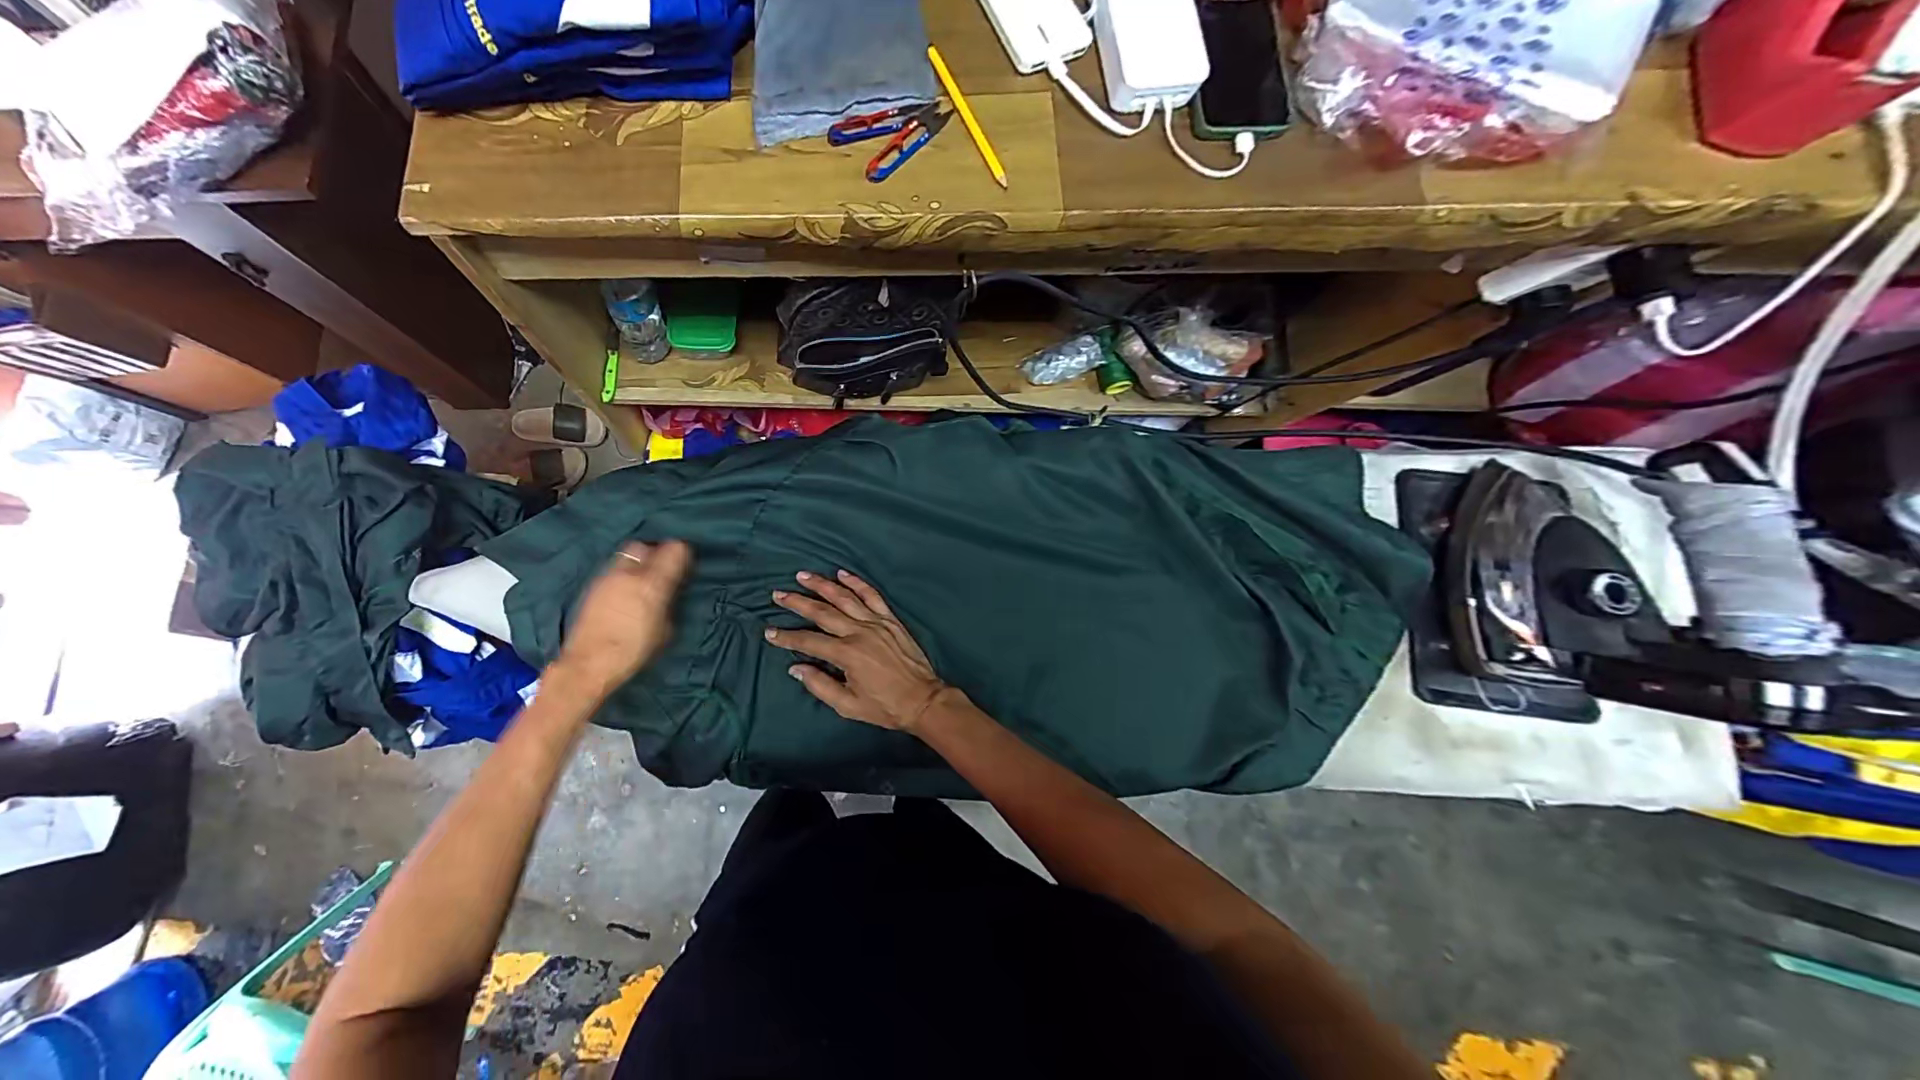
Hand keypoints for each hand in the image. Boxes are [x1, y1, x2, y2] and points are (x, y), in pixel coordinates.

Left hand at [553, 540, 691, 698]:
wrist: (589, 664)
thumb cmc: (633, 651)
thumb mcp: (664, 629)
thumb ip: (668, 602)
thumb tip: (670, 591)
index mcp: (652, 584)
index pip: (673, 551)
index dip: (682, 552)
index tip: (686, 560)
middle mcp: (628, 574)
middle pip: (644, 546)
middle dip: (655, 552)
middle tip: (662, 566)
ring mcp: (607, 579)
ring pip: (625, 555)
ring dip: (637, 562)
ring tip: (643, 578)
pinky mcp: (592, 587)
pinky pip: (613, 569)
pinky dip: (623, 573)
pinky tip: (625, 590)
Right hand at [765, 570, 953, 733]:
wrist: (922, 699)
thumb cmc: (885, 706)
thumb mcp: (847, 705)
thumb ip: (819, 685)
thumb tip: (796, 668)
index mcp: (847, 654)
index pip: (808, 641)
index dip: (786, 637)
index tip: (769, 632)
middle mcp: (860, 633)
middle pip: (822, 612)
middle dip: (797, 603)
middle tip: (778, 594)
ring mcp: (877, 623)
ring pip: (845, 598)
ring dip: (822, 585)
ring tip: (803, 576)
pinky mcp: (891, 620)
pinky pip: (872, 596)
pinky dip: (857, 583)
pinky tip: (842, 574)